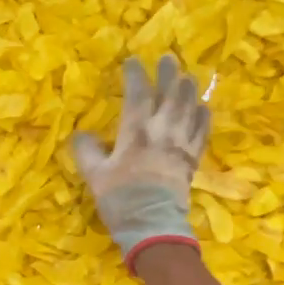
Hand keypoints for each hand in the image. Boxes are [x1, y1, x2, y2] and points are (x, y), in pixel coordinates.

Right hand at [74, 55, 211, 274]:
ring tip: (187, 78)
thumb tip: (80, 134)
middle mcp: (162, 132)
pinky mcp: (192, 159)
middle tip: (168, 59)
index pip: (138, 94)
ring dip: (189, 90)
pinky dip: (203, 117)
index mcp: (136, 133)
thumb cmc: (119, 200)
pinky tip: (203, 108)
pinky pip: (202, 132)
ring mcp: (181, 145)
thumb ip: (86, 151)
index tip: (132, 62)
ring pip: (189, 108)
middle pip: (170, 94)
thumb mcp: (94, 176)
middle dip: (168, 74)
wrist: (151, 225)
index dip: (135, 75)